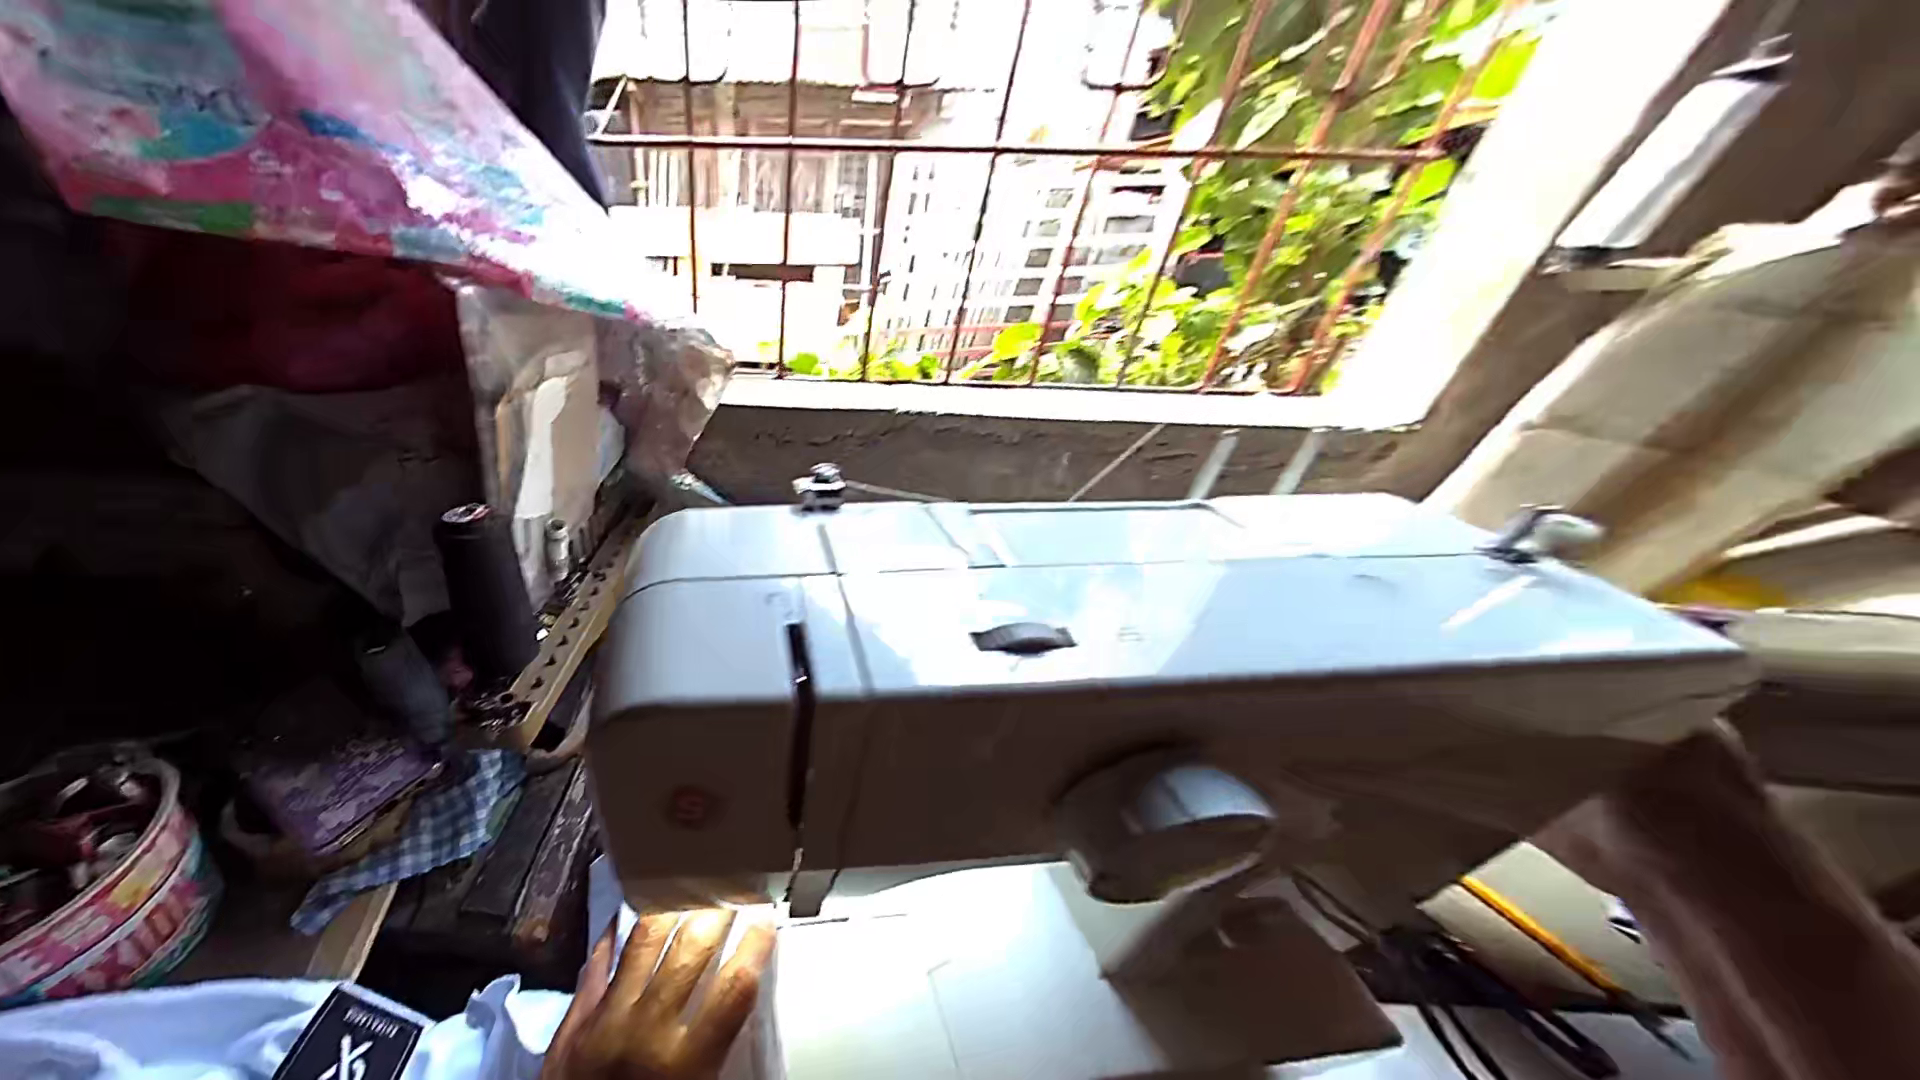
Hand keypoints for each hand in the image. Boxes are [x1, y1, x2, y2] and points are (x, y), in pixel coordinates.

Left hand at [541, 909, 775, 1079]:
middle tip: (734, 893)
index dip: (757, 944)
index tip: (767, 920)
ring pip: (645, 939)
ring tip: (690, 892)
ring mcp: (604, 1021)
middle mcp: (647, 1032)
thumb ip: (720, 1047)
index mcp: (687, 1064)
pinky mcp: (570, 1024)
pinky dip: (615, 933)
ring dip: (673, 909)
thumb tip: (745, 988)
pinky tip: (630, 912)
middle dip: (720, 912)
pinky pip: (597, 961)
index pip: (735, 986)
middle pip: (693, 948)